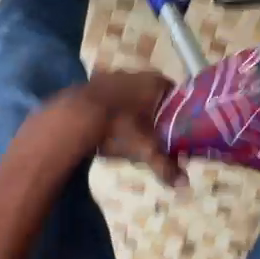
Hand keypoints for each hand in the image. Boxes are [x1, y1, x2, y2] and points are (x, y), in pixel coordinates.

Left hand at [78, 70, 186, 188]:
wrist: (75, 117)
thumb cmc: (119, 127)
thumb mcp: (145, 149)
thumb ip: (165, 165)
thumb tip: (184, 184)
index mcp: (154, 82)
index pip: (173, 91)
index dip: (175, 108)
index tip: (175, 124)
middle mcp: (134, 74)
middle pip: (150, 91)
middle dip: (152, 109)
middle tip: (153, 130)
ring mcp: (110, 76)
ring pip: (128, 92)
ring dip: (130, 107)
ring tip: (129, 129)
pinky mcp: (90, 83)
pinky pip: (108, 96)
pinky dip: (110, 108)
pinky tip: (107, 125)